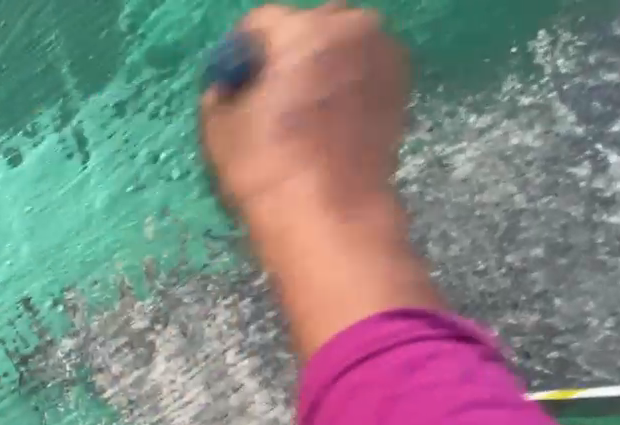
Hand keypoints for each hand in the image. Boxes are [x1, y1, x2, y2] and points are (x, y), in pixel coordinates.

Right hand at [201, 3, 410, 229]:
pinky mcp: (400, 81)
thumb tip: (227, 85)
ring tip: (301, 111)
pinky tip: (328, 120)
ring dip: (320, 65)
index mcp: (304, 32)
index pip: (261, 21)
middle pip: (310, 24)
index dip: (240, 52)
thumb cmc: (265, 168)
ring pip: (342, 43)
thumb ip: (220, 94)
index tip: (232, 82)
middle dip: (288, 51)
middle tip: (269, 95)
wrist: (328, 210)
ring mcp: (384, 51)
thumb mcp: (219, 131)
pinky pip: (363, 66)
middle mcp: (353, 26)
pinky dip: (345, 82)